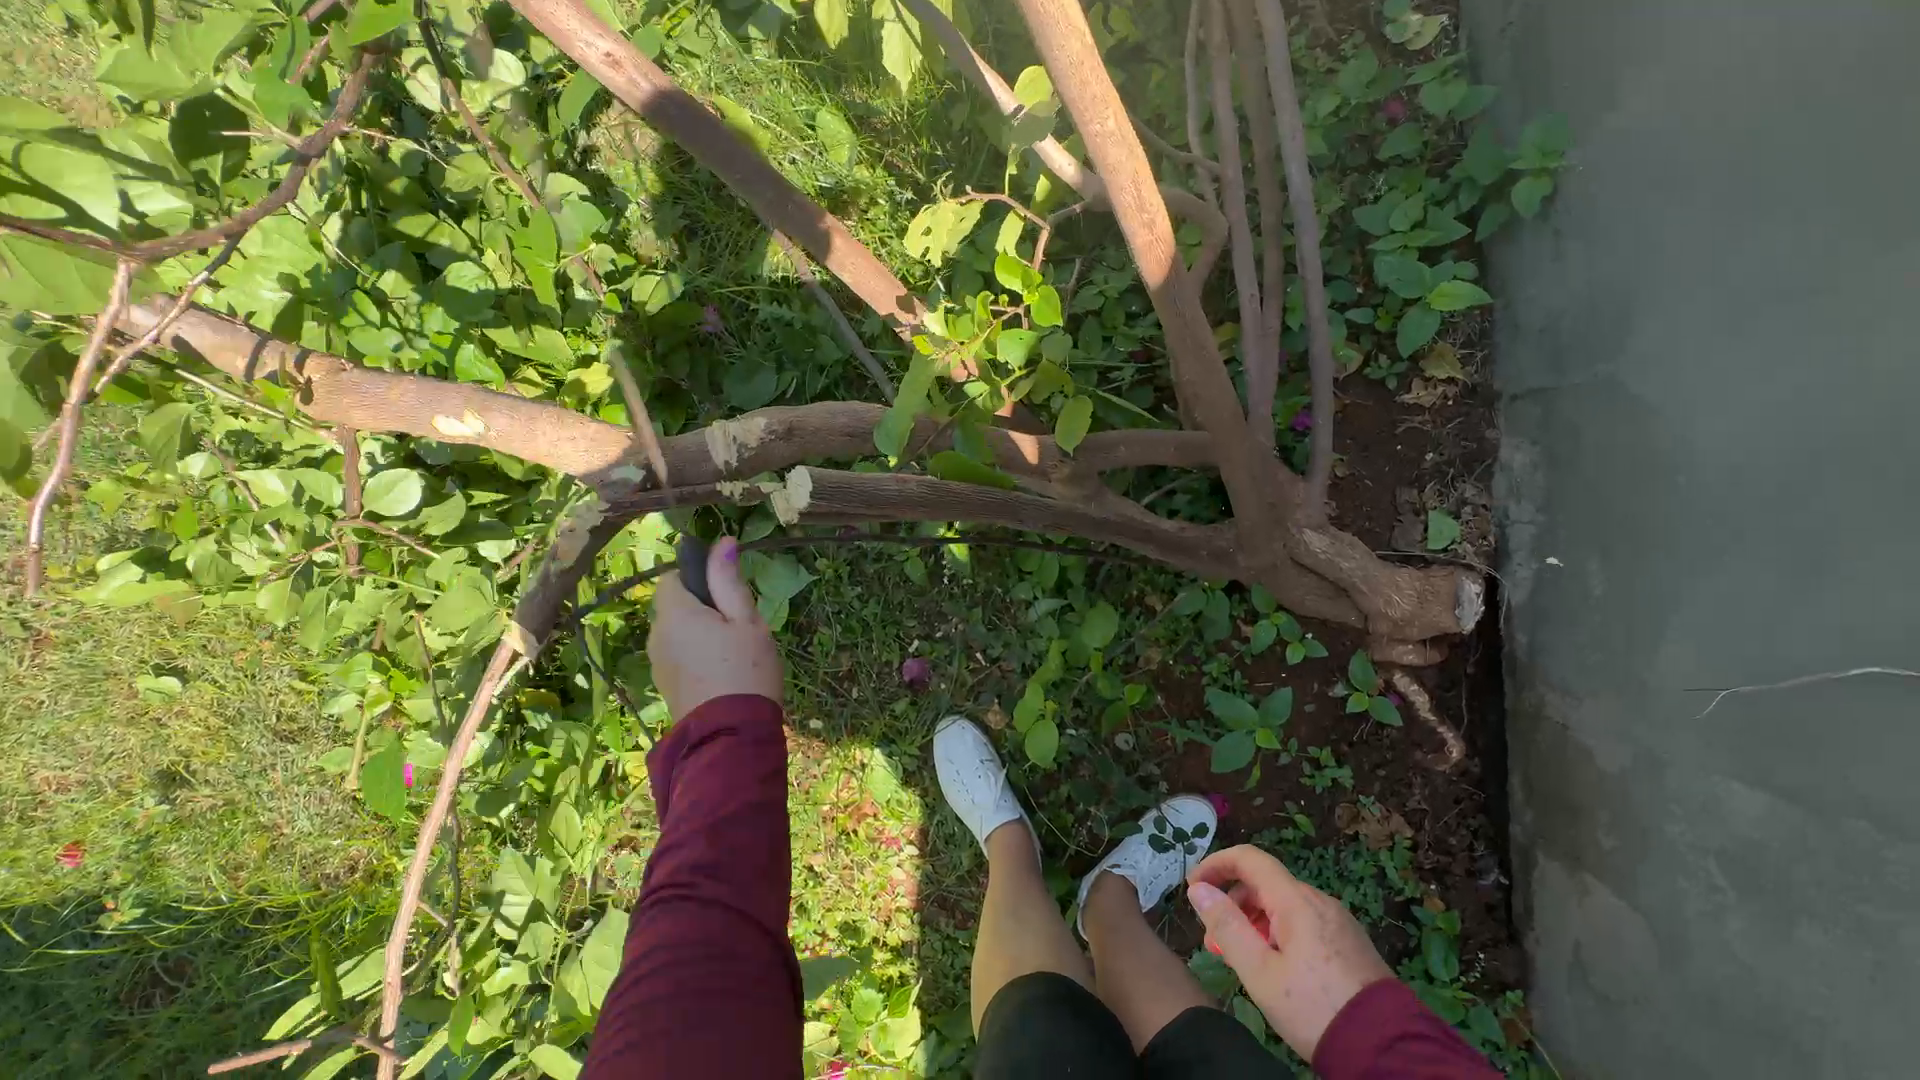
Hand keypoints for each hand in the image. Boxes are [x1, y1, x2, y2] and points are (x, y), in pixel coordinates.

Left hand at [646, 537, 783, 720]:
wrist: (731, 736)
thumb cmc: (745, 670)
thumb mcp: (746, 620)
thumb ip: (729, 581)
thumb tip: (722, 542)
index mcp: (675, 613)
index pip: (673, 578)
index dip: (699, 580)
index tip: (728, 597)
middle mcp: (656, 635)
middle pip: (674, 607)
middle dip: (701, 609)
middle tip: (738, 627)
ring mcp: (658, 663)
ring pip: (677, 633)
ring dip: (698, 634)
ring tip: (733, 653)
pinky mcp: (665, 686)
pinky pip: (678, 656)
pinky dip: (695, 656)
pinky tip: (721, 673)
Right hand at [1187, 844, 1392, 1062]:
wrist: (1387, 1049)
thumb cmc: (1313, 1007)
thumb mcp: (1259, 972)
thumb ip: (1226, 926)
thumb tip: (1199, 889)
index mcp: (1296, 901)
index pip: (1249, 859)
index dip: (1215, 864)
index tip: (1193, 888)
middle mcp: (1319, 901)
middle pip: (1265, 885)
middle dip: (1233, 904)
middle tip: (1214, 940)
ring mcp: (1338, 922)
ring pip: (1284, 907)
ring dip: (1254, 922)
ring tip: (1242, 960)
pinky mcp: (1350, 943)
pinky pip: (1303, 924)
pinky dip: (1278, 933)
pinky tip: (1274, 967)